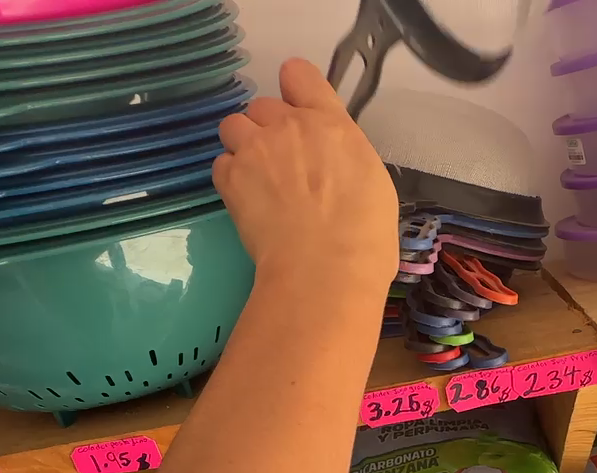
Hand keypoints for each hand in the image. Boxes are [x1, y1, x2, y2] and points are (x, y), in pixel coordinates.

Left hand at [214, 58, 397, 289]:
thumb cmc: (366, 241)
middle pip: (263, 106)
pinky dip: (232, 181)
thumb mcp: (374, 189)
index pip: (300, 74)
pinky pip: (221, 165)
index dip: (297, 91)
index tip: (301, 114)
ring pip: (233, 127)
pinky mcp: (230, 178)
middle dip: (271, 130)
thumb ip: (345, 163)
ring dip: (244, 148)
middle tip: (286, 169)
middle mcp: (289, 126)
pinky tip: (250, 206)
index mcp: (332, 126)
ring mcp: (255, 149)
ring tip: (260, 184)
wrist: (326, 272)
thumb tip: (334, 170)